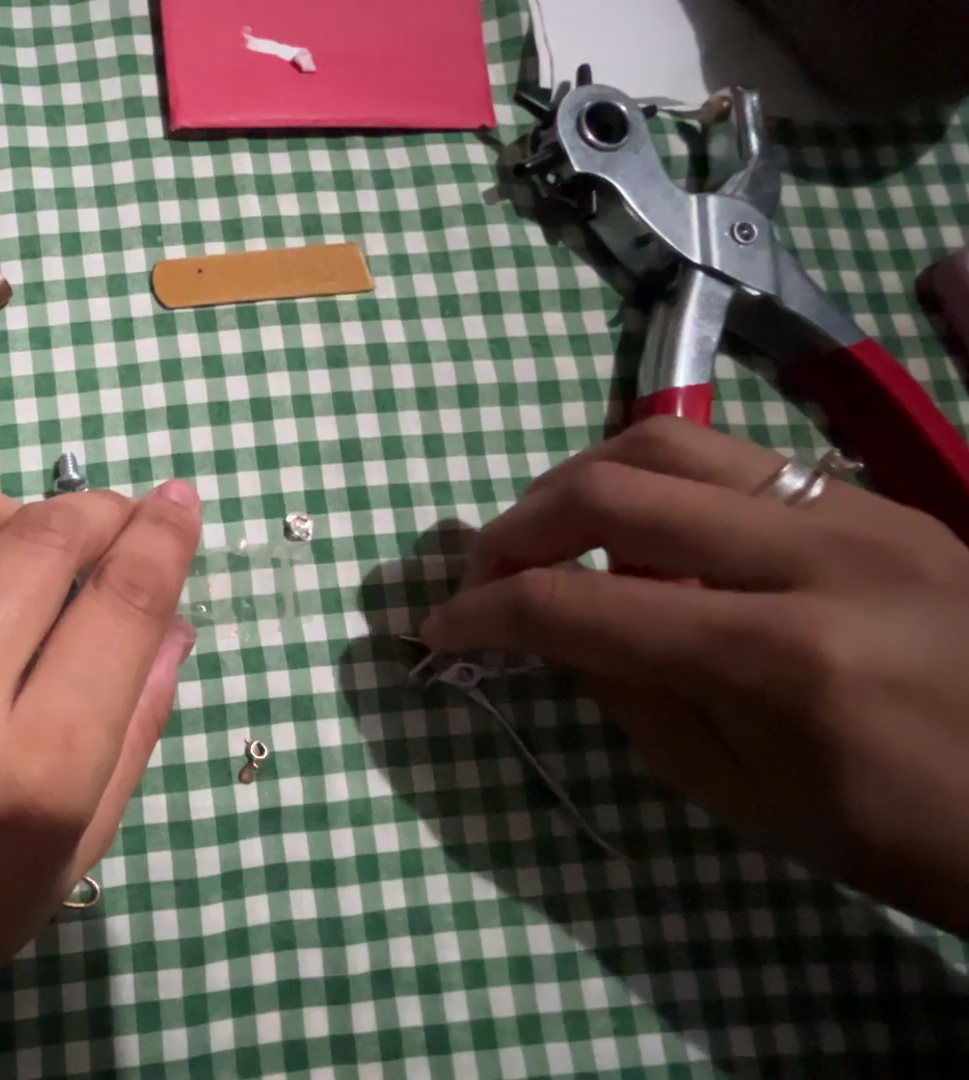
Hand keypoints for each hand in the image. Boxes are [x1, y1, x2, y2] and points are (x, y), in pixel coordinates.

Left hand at [0, 465, 200, 1077]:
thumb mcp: (73, 851)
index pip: (121, 605)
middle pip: (38, 545)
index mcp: (35, 769)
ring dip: (0, 505)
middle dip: (94, 511)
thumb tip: (173, 622)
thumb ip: (135, 730)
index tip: (176, 503)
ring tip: (16, 532)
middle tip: (107, 518)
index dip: (163, 537)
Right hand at [421, 417, 968, 931]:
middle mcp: (818, 558)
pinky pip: (724, 458)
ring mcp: (858, 511)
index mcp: (778, 658)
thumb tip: (544, 626)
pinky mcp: (875, 498)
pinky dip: (644, 483)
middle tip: (485, 575)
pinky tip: (637, 533)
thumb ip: (620, 688)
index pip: (572, 603)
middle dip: (511, 531)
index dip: (480, 612)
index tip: (438, 627)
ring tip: (549, 535)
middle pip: (606, 491)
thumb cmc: (898, 830)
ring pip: (660, 443)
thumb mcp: (728, 786)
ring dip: (570, 485)